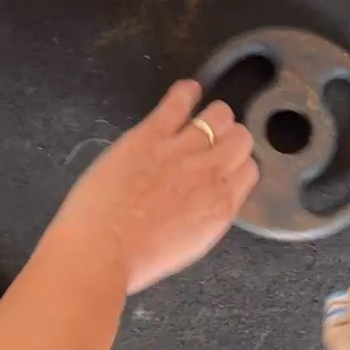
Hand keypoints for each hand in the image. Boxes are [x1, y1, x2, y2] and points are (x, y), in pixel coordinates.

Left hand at [48, 80, 258, 293]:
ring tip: (200, 118)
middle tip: (212, 141)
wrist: (100, 252)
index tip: (224, 164)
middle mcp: (210, 174)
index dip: (237, 164)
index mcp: (221, 206)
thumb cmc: (137, 259)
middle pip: (241, 138)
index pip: (248, 169)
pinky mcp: (150, 135)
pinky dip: (186, 92)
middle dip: (230, 137)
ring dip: (213, 115)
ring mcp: (182, 150)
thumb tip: (210, 196)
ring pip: (219, 115)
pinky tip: (188, 91)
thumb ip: (207, 215)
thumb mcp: (190, 245)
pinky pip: (178, 102)